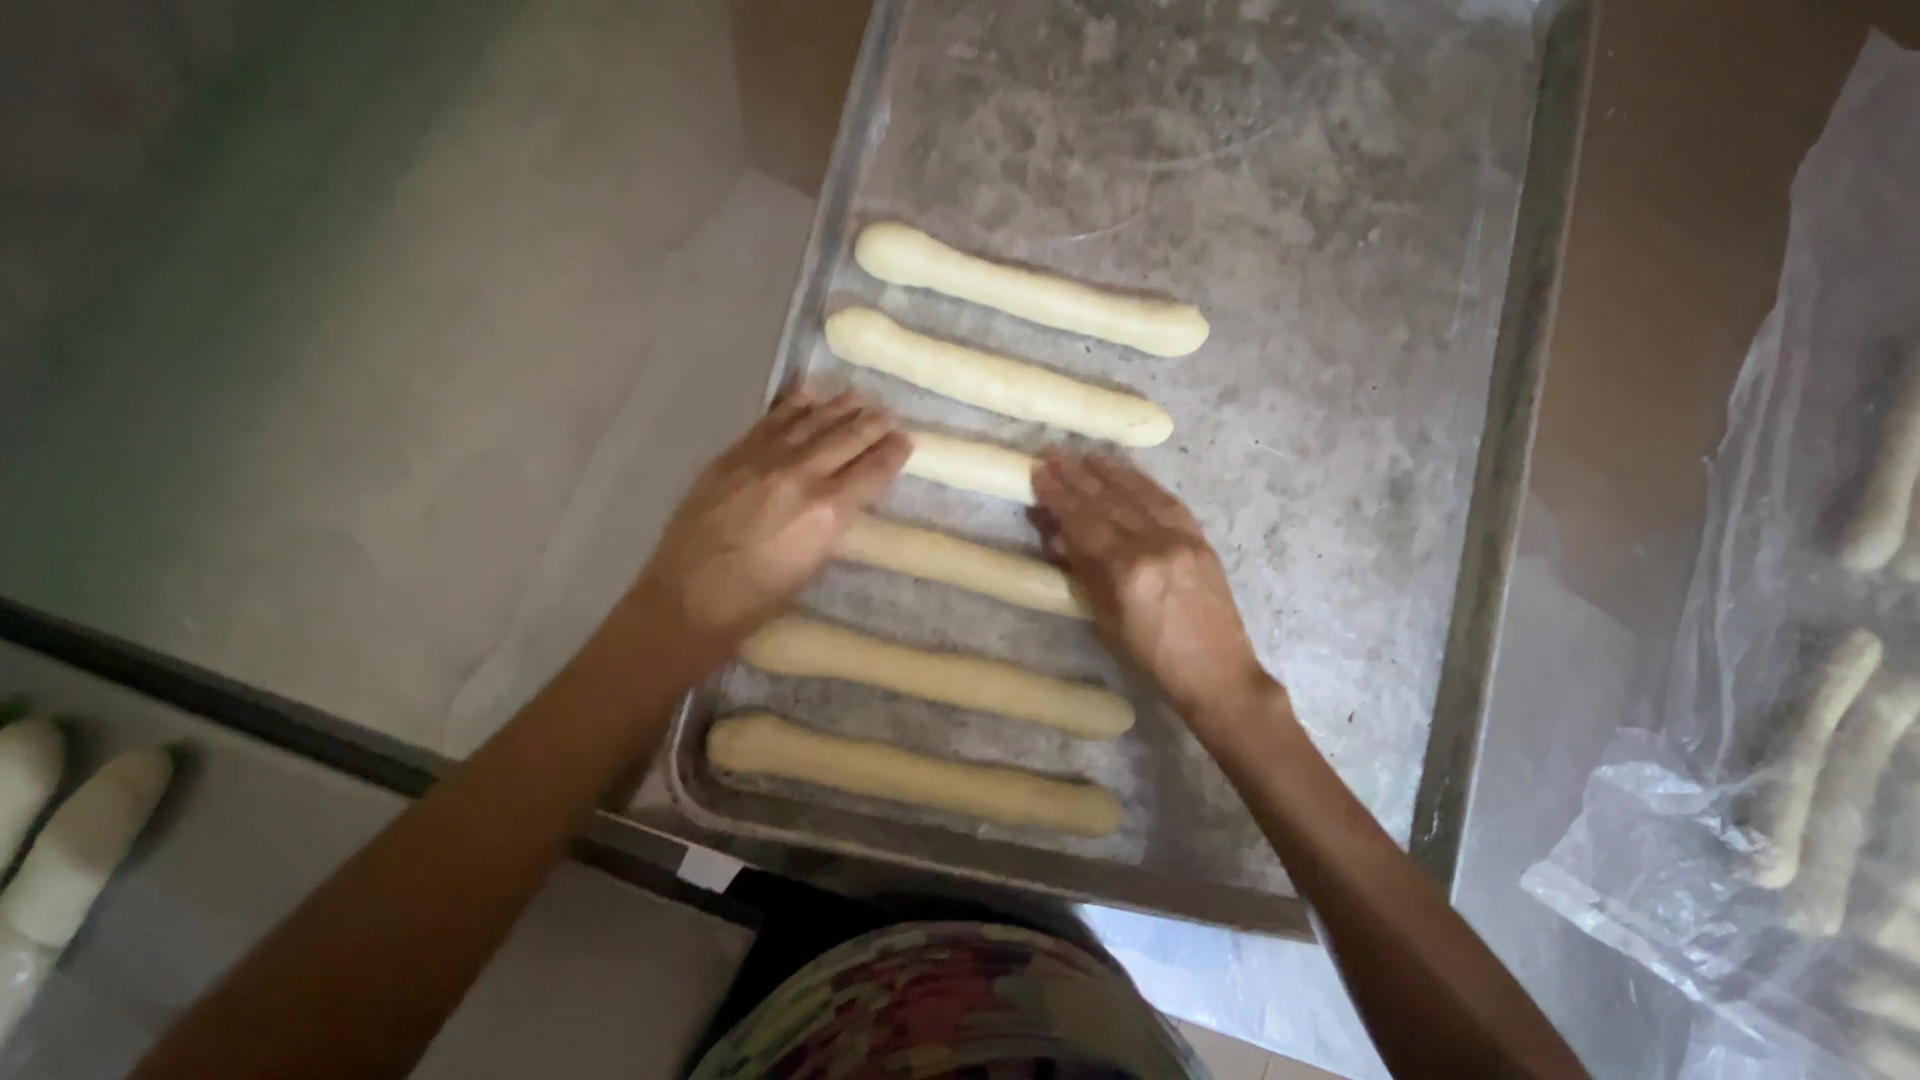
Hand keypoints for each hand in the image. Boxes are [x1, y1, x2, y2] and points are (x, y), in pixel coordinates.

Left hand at [630, 388, 908, 664]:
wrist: (690, 596)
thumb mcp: (813, 563)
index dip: (892, 454)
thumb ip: (833, 522)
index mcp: (828, 511)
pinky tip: (810, 392)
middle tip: (889, 412)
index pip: (871, 472)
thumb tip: (846, 496)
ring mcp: (765, 459)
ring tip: (859, 394)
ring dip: (839, 406)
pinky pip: (772, 421)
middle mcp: (802, 475)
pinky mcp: (735, 455)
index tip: (906, 440)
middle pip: (846, 439)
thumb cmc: (759, 598)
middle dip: (872, 424)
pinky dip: (794, 404)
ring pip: (811, 422)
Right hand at [1031, 450, 1272, 718]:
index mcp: (1127, 571)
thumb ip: (1083, 572)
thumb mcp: (1105, 620)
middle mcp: (1156, 545)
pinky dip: (1143, 484)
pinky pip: (1168, 501)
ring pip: (1140, 494)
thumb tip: (1057, 534)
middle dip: (1078, 475)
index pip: (1085, 521)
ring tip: (1085, 455)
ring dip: (1110, 471)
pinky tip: (1127, 473)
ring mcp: (1182, 538)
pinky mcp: (1201, 540)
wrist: (1217, 673)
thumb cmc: (1152, 659)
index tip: (1039, 472)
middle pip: (1110, 501)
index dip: (1060, 495)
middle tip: (1052, 453)